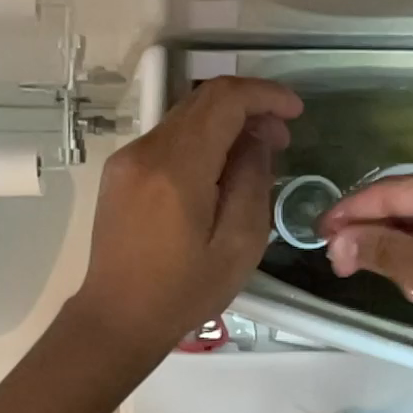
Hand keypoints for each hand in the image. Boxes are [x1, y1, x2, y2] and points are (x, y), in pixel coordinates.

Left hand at [72, 76, 302, 353]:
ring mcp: (126, 160)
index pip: (223, 100)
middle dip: (248, 108)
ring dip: (223, 124)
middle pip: (202, 101)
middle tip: (280, 139)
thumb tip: (257, 138)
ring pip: (184, 118)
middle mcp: (145, 151)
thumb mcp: (239, 244)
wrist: (117, 317)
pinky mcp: (119, 173)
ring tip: (253, 158)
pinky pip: (167, 139)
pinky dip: (199, 141)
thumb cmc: (183, 291)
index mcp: (176, 168)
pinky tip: (217, 171)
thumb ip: (252, 180)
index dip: (265, 95)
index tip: (295, 112)